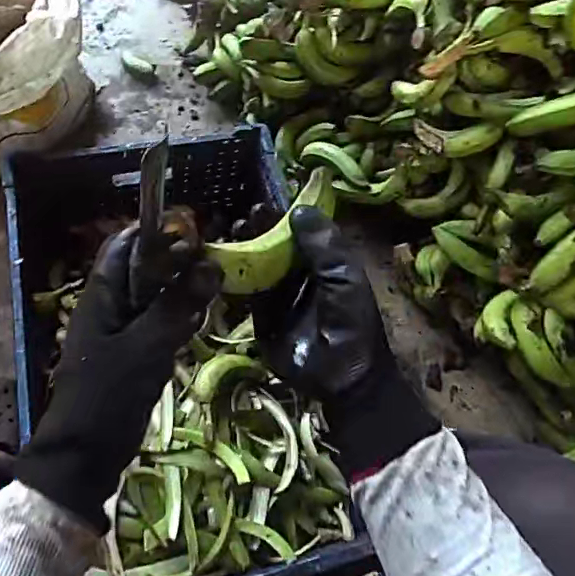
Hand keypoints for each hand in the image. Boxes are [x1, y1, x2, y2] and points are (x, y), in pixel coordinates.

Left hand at [18, 227, 219, 530]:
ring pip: (155, 298)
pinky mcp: (133, 354)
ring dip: (181, 293)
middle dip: (177, 264)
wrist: (85, 457)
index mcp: (102, 296)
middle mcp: (110, 307)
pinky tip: (197, 325)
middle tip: (211, 266)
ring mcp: (121, 331)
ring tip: (209, 294)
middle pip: (144, 269)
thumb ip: (177, 305)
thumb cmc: (108, 396)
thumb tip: (211, 265)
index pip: (124, 245)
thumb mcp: (146, 346)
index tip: (194, 231)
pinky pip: (159, 325)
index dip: (156, 232)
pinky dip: (178, 321)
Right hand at [251, 207, 436, 479]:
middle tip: (247, 214)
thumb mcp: (345, 278)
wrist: (343, 375)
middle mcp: (301, 273)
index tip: (267, 200)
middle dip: (261, 228)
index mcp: (325, 261)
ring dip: (246, 246)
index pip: (302, 231)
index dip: (285, 215)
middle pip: (276, 243)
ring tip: (234, 229)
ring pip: (259, 263)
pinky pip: (247, 290)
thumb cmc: (352, 322)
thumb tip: (299, 210)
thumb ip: (324, 246)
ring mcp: (281, 294)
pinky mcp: (262, 314)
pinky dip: (235, 274)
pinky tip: (223, 258)